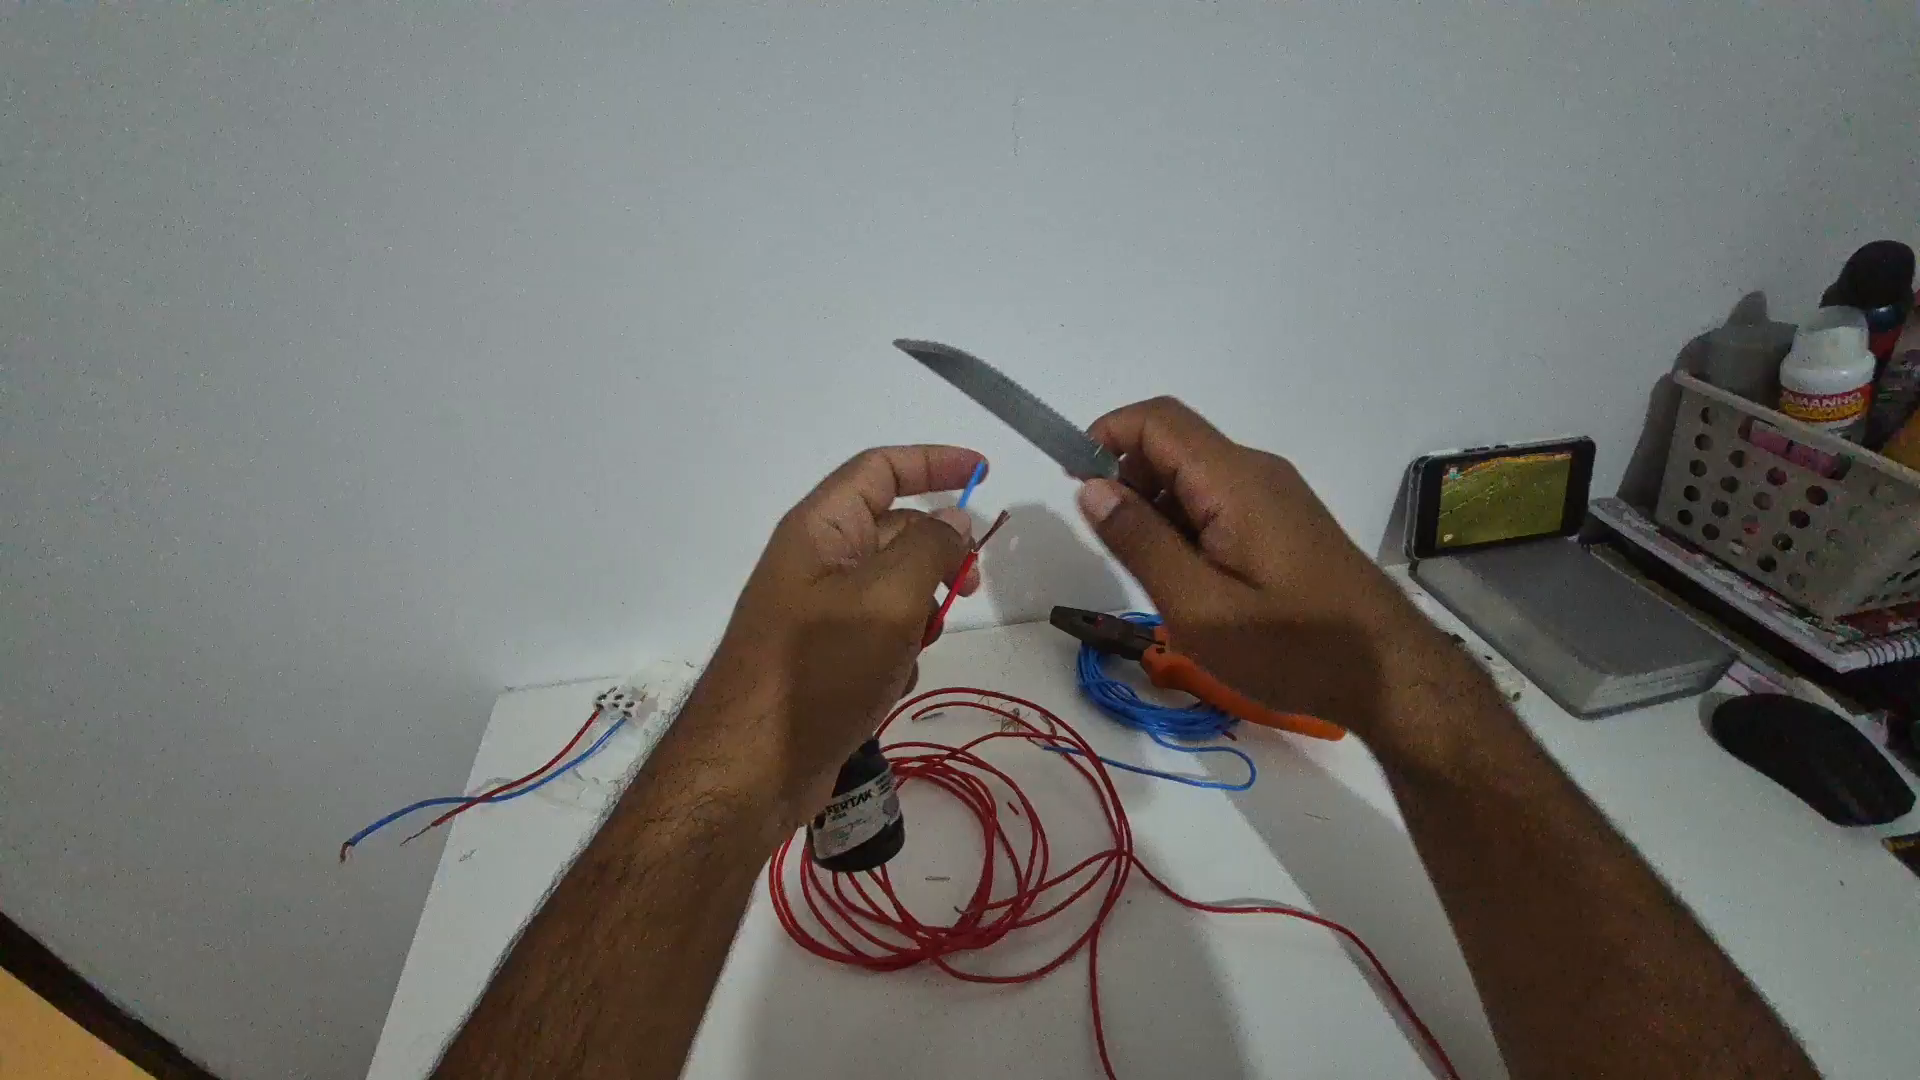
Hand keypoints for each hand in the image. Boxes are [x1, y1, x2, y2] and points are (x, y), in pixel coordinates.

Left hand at [684, 446, 982, 829]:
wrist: (752, 769)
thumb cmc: (819, 669)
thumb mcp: (888, 598)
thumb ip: (931, 548)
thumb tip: (955, 521)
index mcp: (822, 528)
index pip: (881, 469)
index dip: (934, 462)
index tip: (984, 472)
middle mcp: (819, 561)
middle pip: (896, 530)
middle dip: (938, 553)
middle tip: (972, 584)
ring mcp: (822, 611)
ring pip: (896, 588)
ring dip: (920, 612)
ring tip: (914, 648)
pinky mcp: (829, 656)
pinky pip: (881, 634)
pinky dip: (898, 652)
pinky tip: (888, 683)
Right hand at [1075, 397, 1458, 738]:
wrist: (1390, 676)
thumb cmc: (1290, 648)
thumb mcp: (1198, 606)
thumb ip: (1140, 542)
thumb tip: (1092, 486)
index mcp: (1233, 481)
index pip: (1157, 420)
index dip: (1105, 436)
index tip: (1074, 485)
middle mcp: (1255, 471)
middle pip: (1173, 443)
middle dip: (1127, 480)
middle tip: (1118, 549)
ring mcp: (1273, 494)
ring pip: (1193, 474)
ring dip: (1155, 508)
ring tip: (1156, 574)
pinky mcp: (1282, 519)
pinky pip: (1217, 499)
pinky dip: (1184, 523)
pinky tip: (1190, 578)